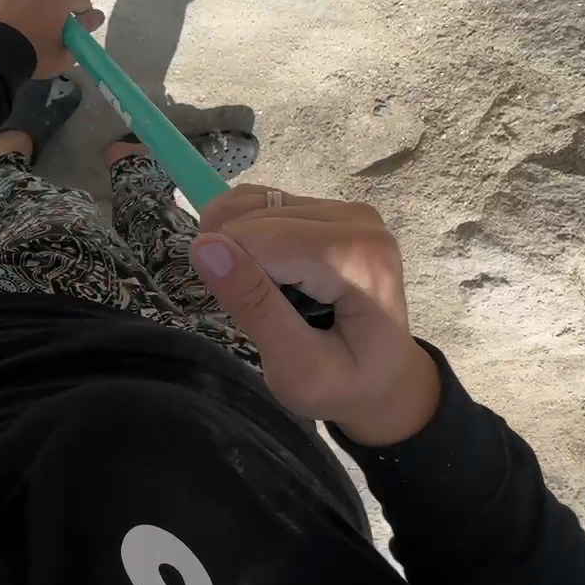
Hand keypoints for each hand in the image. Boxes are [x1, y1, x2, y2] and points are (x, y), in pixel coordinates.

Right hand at [188, 186, 440, 446]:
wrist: (382, 380)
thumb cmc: (342, 384)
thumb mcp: (297, 369)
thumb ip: (254, 306)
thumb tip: (202, 245)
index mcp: (359, 258)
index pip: (259, 240)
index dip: (233, 277)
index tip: (253, 319)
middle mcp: (356, 220)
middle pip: (251, 221)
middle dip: (234, 263)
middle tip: (260, 311)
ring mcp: (341, 208)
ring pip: (247, 207)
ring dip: (233, 248)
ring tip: (260, 291)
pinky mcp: (323, 205)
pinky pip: (255, 201)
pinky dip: (238, 231)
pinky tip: (255, 265)